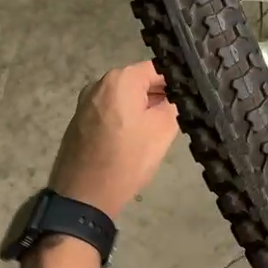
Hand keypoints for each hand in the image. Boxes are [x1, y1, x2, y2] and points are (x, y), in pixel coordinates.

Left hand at [48, 61, 179, 218]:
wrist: (83, 198)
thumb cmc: (127, 159)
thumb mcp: (163, 130)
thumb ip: (173, 105)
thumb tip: (174, 97)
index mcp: (120, 79)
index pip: (157, 69)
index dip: (176, 82)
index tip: (188, 98)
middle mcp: (99, 84)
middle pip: (138, 81)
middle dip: (157, 96)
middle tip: (176, 116)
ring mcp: (85, 103)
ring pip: (123, 98)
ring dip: (140, 109)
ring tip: (156, 131)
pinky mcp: (78, 121)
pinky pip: (109, 111)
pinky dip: (123, 119)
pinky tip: (133, 140)